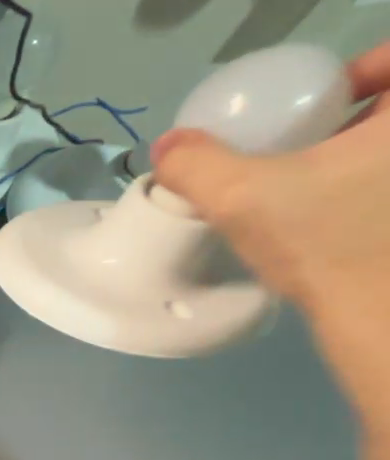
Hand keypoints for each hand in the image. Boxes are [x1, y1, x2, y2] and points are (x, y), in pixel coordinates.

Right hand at [152, 42, 389, 419]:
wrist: (376, 308)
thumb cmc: (323, 239)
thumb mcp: (241, 196)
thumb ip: (198, 164)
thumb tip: (169, 145)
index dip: (357, 71)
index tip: (315, 103)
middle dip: (352, 116)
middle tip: (302, 144)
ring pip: (385, 151)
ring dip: (358, 154)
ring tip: (307, 184)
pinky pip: (383, 186)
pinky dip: (365, 190)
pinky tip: (331, 216)